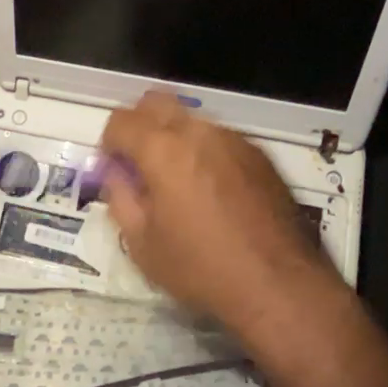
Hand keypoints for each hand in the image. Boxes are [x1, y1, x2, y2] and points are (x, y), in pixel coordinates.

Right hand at [101, 92, 341, 330]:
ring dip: (175, 138)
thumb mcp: (142, 245)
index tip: (113, 170)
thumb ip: (121, 198)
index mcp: (162, 149)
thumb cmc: (201, 268)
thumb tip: (116, 173)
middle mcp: (198, 131)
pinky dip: (206, 152)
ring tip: (179, 181)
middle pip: (156, 103)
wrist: (278, 283)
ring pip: (191, 119)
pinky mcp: (259, 154)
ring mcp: (233, 138)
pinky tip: (213, 191)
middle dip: (139, 126)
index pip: (120, 121)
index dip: (108, 143)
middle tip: (139, 164)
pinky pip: (220, 138)